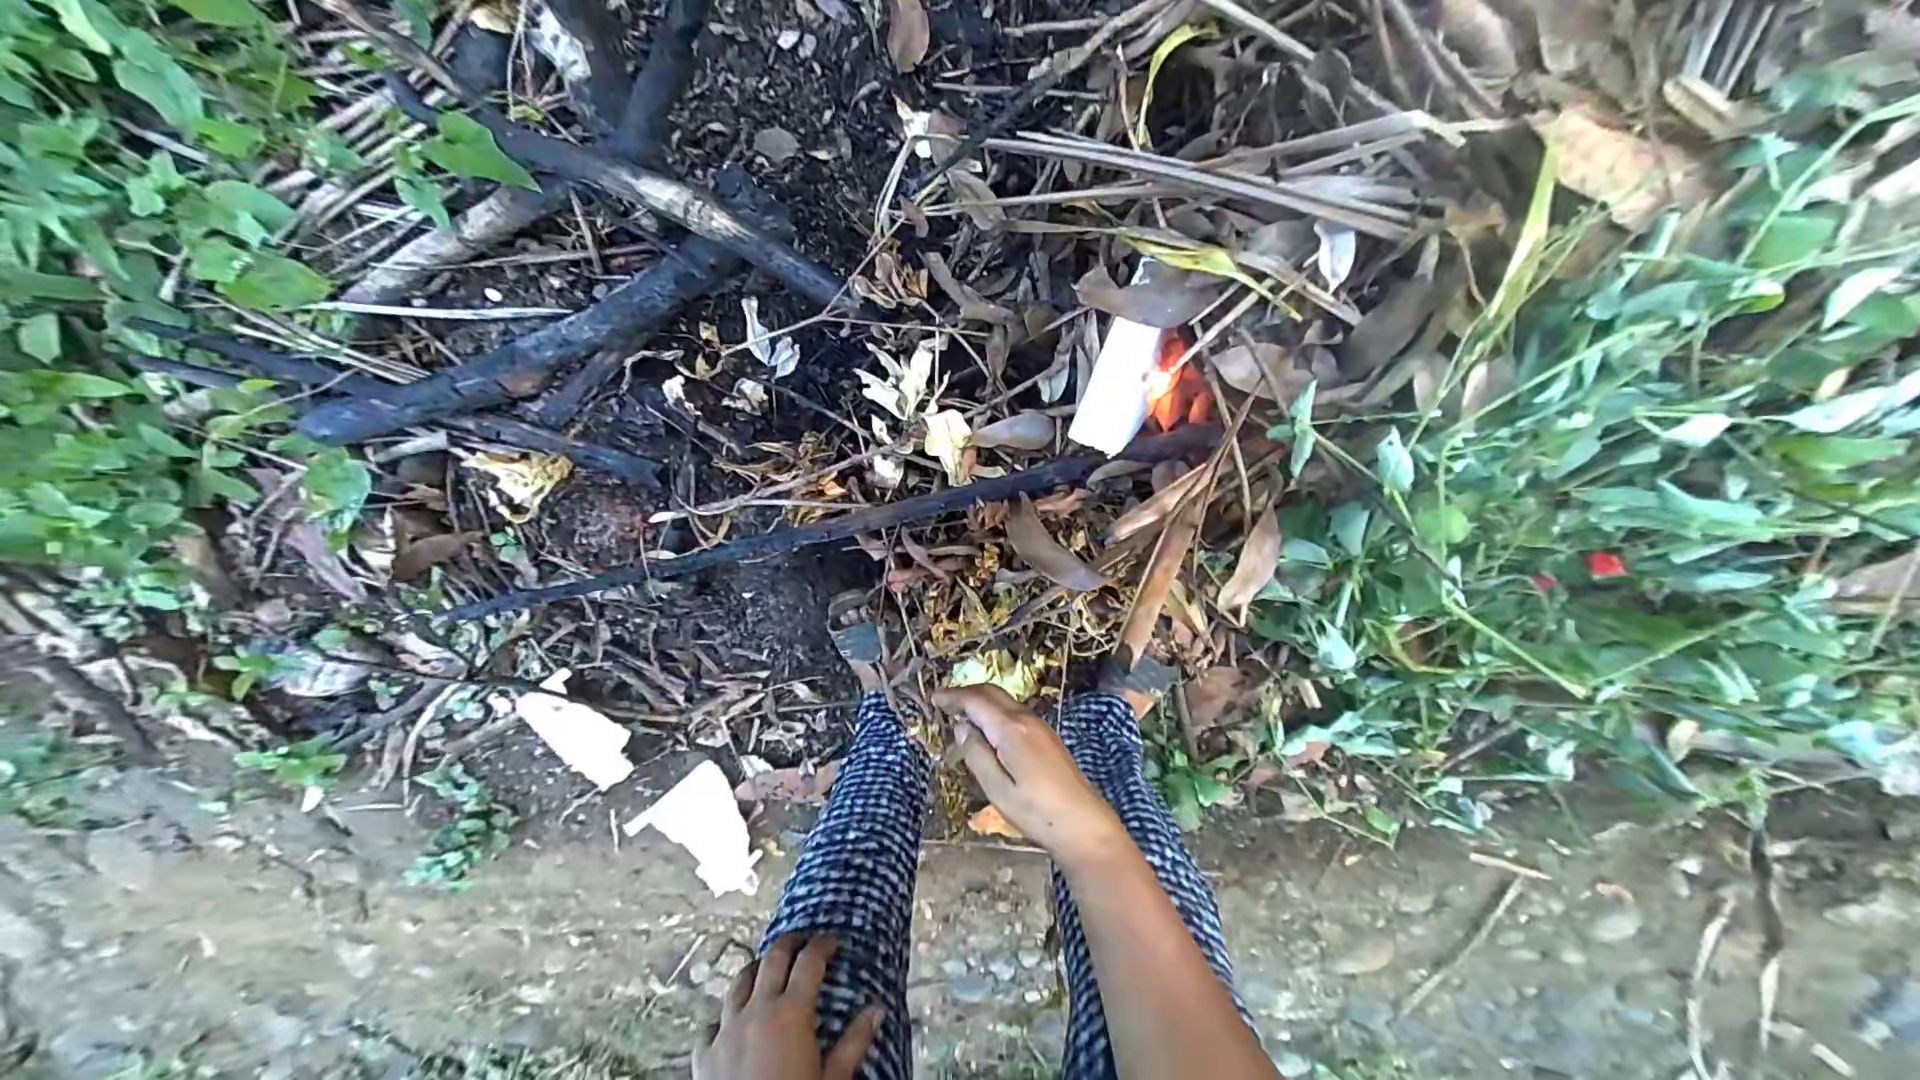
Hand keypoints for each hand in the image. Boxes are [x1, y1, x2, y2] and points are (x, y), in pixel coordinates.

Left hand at [695, 935, 881, 1079]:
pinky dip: (725, 1015)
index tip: (835, 941)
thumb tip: (877, 1010)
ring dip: (757, 969)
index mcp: (792, 1013)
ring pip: (739, 981)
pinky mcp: (703, 1056)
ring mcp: (726, 1031)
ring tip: (768, 968)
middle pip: (773, 957)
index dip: (824, 944)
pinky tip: (732, 1021)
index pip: (810, 960)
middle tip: (804, 941)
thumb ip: (854, 1043)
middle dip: (791, 942)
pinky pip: (712, 1022)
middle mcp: (757, 1011)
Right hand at [934, 685, 1130, 869]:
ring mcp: (1039, 726)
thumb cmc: (1037, 812)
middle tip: (943, 702)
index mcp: (1011, 729)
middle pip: (991, 692)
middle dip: (965, 692)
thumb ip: (976, 754)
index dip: (952, 696)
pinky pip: (1014, 712)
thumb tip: (961, 727)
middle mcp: (1026, 719)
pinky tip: (986, 729)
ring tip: (959, 714)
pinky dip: (994, 711)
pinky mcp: (1046, 736)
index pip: (976, 701)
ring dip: (980, 701)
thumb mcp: (997, 788)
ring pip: (1004, 700)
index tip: (933, 698)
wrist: (1084, 824)